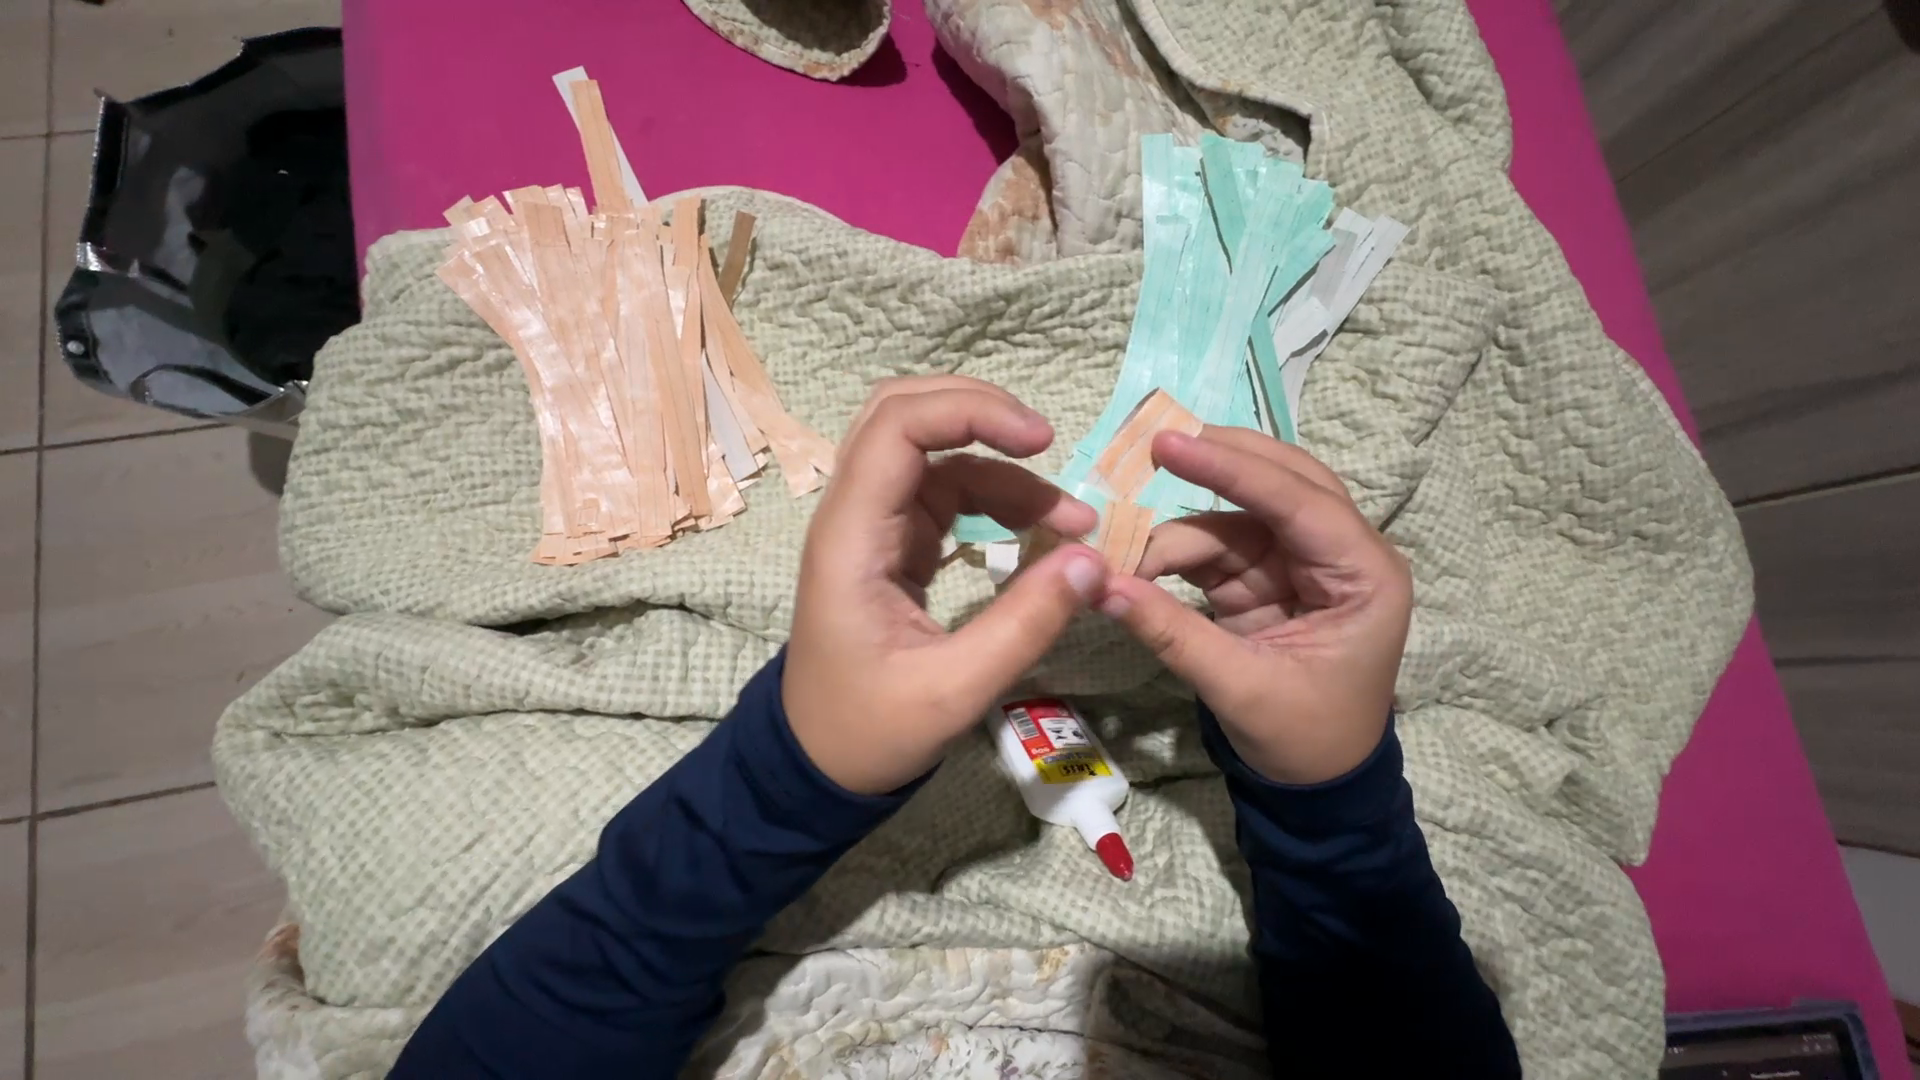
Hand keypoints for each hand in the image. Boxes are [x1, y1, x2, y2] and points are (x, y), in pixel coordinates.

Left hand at [784, 376, 1110, 794]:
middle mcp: (855, 514)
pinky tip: (1037, 531)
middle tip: (1046, 443)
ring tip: (1071, 522)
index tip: (1041, 440)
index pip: (896, 427)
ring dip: (1004, 472)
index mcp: (851, 537)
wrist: (820, 760)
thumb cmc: (870, 730)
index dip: (969, 411)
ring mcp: (874, 526)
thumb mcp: (953, 690)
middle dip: (979, 414)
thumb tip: (1093, 561)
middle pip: (904, 415)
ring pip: (935, 456)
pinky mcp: (896, 544)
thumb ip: (1024, 624)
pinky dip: (996, 500)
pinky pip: (946, 495)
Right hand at [1099, 428, 1412, 784]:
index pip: (1300, 500)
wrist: (1313, 783)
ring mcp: (1294, 562)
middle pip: (1279, 481)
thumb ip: (1171, 633)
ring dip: (1173, 531)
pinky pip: (1210, 547)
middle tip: (1150, 448)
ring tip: (1118, 552)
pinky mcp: (1258, 577)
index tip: (1171, 445)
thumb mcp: (1241, 689)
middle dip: (1216, 464)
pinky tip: (1133, 562)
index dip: (1232, 470)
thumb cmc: (1303, 738)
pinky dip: (1168, 552)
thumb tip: (1100, 586)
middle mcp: (1336, 552)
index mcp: (1364, 574)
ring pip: (1230, 516)